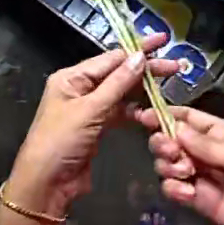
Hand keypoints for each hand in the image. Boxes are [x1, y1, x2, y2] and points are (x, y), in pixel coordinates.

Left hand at [7, 34, 179, 218]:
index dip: (138, 50)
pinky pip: (119, 112)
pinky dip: (135, 111)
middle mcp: (79, 88)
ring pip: (120, 93)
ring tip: (170, 85)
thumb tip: (140, 56)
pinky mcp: (96, 127)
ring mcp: (88, 108)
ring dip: (143, 90)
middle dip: (145, 69)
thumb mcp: (89, 110)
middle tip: (176, 66)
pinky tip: (153, 110)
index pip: (110, 58)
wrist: (47, 182)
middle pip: (117, 73)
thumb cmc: (61, 140)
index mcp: (71, 77)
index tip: (163, 42)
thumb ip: (117, 84)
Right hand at [135, 105, 223, 224]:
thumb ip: (210, 146)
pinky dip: (175, 189)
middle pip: (174, 139)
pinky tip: (187, 194)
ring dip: (169, 166)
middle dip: (165, 143)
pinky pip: (176, 189)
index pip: (190, 118)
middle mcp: (212, 152)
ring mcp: (206, 177)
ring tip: (185, 175)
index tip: (142, 116)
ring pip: (170, 164)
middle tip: (173, 154)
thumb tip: (175, 129)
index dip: (165, 115)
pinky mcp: (202, 201)